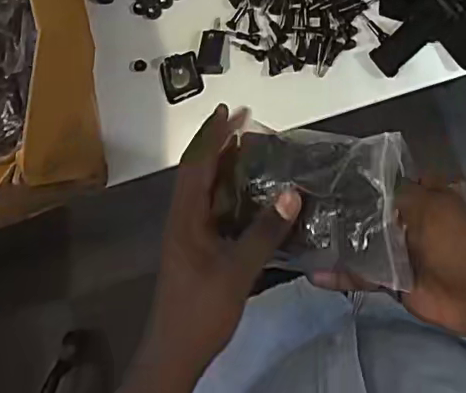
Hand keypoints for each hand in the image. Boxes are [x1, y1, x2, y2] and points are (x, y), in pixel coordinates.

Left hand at [124, 105, 301, 391]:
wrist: (173, 354)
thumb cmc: (200, 310)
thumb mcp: (236, 271)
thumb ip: (264, 232)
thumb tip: (291, 195)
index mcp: (185, 215)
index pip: (197, 163)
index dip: (214, 134)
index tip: (231, 110)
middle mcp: (182, 216)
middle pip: (197, 168)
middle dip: (216, 141)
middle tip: (241, 120)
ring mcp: (187, 232)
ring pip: (202, 186)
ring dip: (221, 163)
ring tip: (247, 146)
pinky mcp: (195, 247)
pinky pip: (210, 205)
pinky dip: (225, 188)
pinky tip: (246, 191)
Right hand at [311, 178, 465, 338]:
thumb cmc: (457, 241)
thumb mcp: (426, 205)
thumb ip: (392, 195)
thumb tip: (361, 186)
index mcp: (419, 192)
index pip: (382, 179)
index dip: (358, 177)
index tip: (327, 174)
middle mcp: (405, 217)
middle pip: (367, 210)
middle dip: (342, 209)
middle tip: (307, 203)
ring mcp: (397, 249)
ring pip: (361, 241)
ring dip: (338, 241)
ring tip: (304, 233)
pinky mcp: (390, 280)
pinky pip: (361, 275)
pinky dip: (340, 275)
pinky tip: (316, 272)